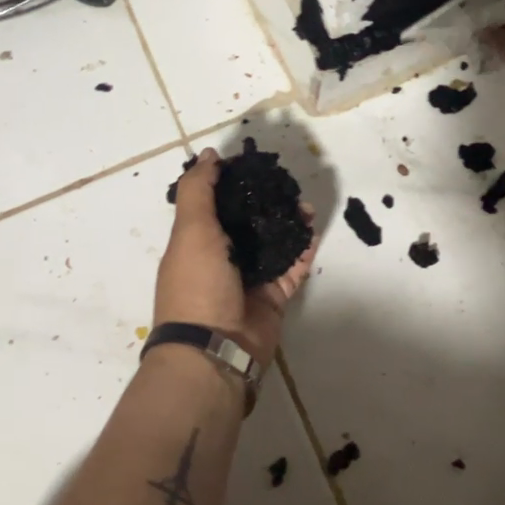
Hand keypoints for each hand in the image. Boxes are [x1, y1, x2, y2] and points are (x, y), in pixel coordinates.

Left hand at [153, 148, 313, 371]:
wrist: (214, 349)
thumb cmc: (196, 285)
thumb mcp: (190, 230)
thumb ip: (198, 190)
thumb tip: (209, 154)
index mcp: (197, 241)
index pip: (216, 203)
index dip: (233, 182)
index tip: (255, 165)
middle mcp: (222, 257)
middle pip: (249, 221)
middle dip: (268, 201)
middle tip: (287, 185)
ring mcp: (250, 278)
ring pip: (274, 242)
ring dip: (290, 222)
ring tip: (306, 207)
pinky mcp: (274, 297)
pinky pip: (292, 268)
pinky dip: (303, 251)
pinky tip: (314, 231)